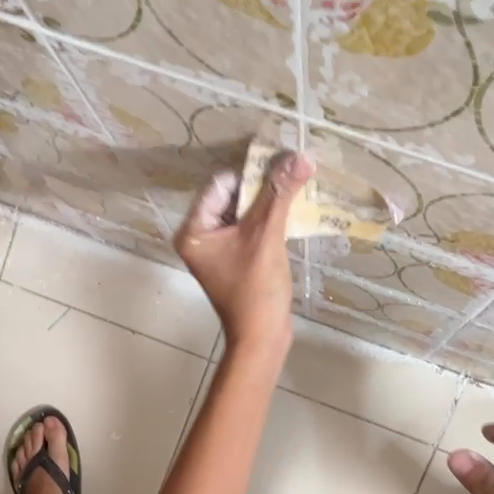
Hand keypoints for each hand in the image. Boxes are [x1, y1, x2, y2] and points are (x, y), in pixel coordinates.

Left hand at [174, 151, 314, 355]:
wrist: (261, 338)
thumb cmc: (256, 291)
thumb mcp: (266, 236)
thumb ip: (279, 193)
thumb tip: (300, 155)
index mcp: (193, 231)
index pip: (222, 184)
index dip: (251, 175)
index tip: (281, 171)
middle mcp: (199, 237)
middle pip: (232, 195)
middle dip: (261, 188)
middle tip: (291, 179)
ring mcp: (216, 250)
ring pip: (244, 210)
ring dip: (268, 203)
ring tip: (295, 193)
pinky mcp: (234, 259)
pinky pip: (249, 228)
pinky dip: (268, 220)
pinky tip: (291, 215)